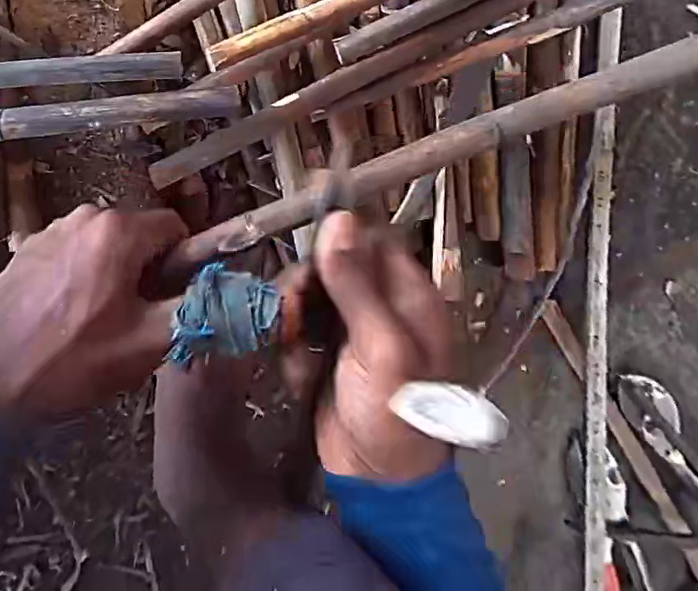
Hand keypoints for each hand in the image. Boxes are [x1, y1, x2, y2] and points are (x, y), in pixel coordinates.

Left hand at [0, 205, 184, 422]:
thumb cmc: (67, 359)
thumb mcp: (145, 344)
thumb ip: (196, 311)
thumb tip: (231, 294)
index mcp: (116, 230)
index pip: (174, 228)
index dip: (182, 265)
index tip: (171, 301)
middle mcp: (84, 216)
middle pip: (138, 238)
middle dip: (146, 274)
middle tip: (133, 322)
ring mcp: (51, 229)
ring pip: (105, 248)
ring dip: (113, 278)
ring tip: (95, 326)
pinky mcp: (28, 247)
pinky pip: (74, 255)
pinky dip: (81, 278)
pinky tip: (63, 319)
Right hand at [282, 213, 453, 482]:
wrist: (375, 480)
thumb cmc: (394, 414)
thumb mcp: (380, 346)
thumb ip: (355, 282)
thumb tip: (338, 217)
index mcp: (407, 293)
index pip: (367, 237)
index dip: (335, 236)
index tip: (308, 251)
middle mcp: (377, 300)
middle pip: (326, 260)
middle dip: (304, 284)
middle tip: (293, 312)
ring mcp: (348, 323)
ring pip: (305, 289)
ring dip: (290, 314)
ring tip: (293, 343)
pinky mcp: (323, 344)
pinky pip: (294, 320)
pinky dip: (290, 340)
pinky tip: (298, 364)